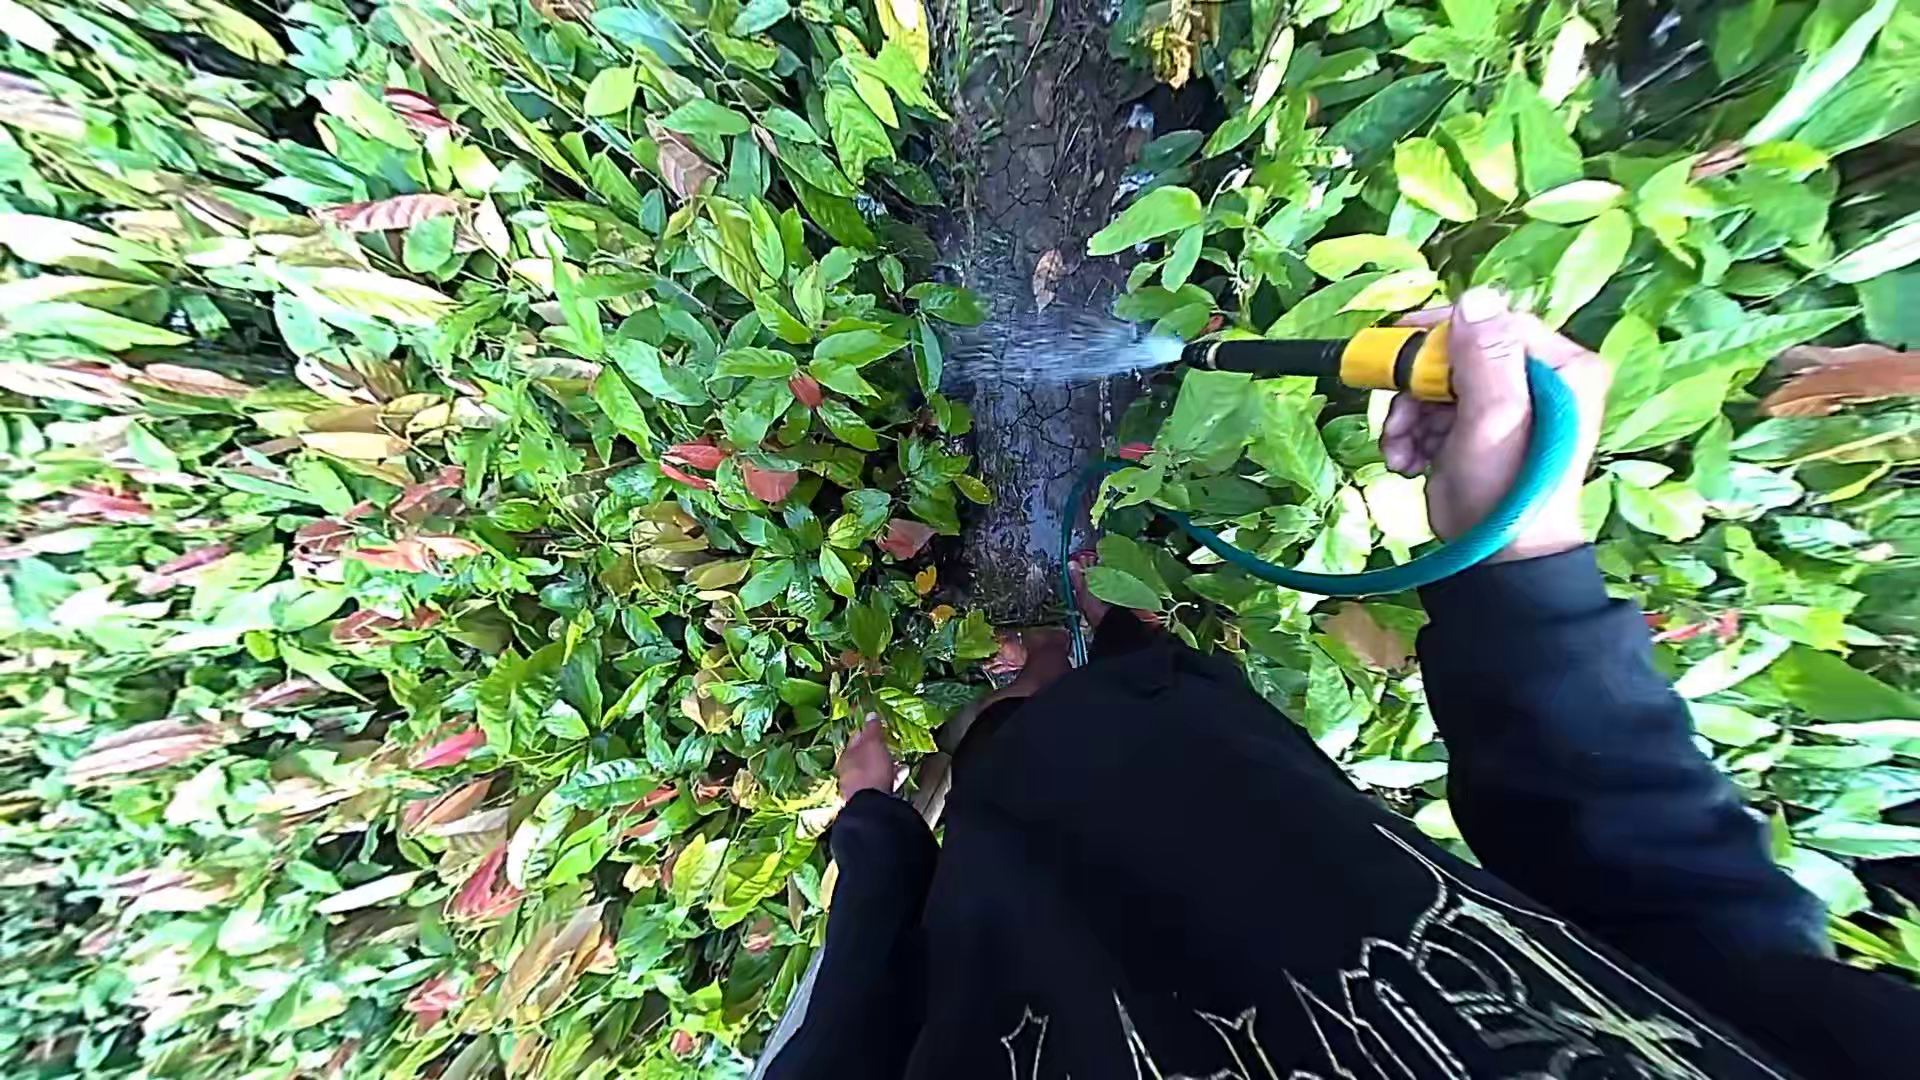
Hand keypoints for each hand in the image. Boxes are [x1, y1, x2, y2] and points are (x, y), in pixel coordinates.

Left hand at [836, 715, 895, 799]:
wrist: (873, 807)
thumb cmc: (870, 770)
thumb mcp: (873, 744)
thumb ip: (872, 729)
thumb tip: (870, 714)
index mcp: (846, 757)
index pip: (856, 738)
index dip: (867, 731)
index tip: (877, 726)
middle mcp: (849, 772)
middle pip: (864, 756)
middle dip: (877, 749)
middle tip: (890, 743)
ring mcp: (860, 787)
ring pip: (874, 770)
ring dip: (886, 763)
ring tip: (900, 759)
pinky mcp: (871, 799)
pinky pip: (883, 782)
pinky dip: (892, 777)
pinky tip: (903, 773)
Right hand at [1380, 287, 1608, 562]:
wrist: (1491, 551)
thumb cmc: (1504, 487)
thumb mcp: (1495, 418)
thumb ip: (1487, 358)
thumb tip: (1473, 298)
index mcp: (1556, 368)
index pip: (1493, 324)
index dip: (1441, 331)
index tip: (1395, 342)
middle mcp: (1529, 383)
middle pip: (1453, 360)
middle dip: (1415, 391)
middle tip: (1398, 420)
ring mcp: (1496, 409)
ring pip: (1431, 391)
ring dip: (1404, 420)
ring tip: (1401, 452)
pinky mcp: (1468, 432)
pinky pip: (1425, 418)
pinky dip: (1406, 438)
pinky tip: (1406, 461)